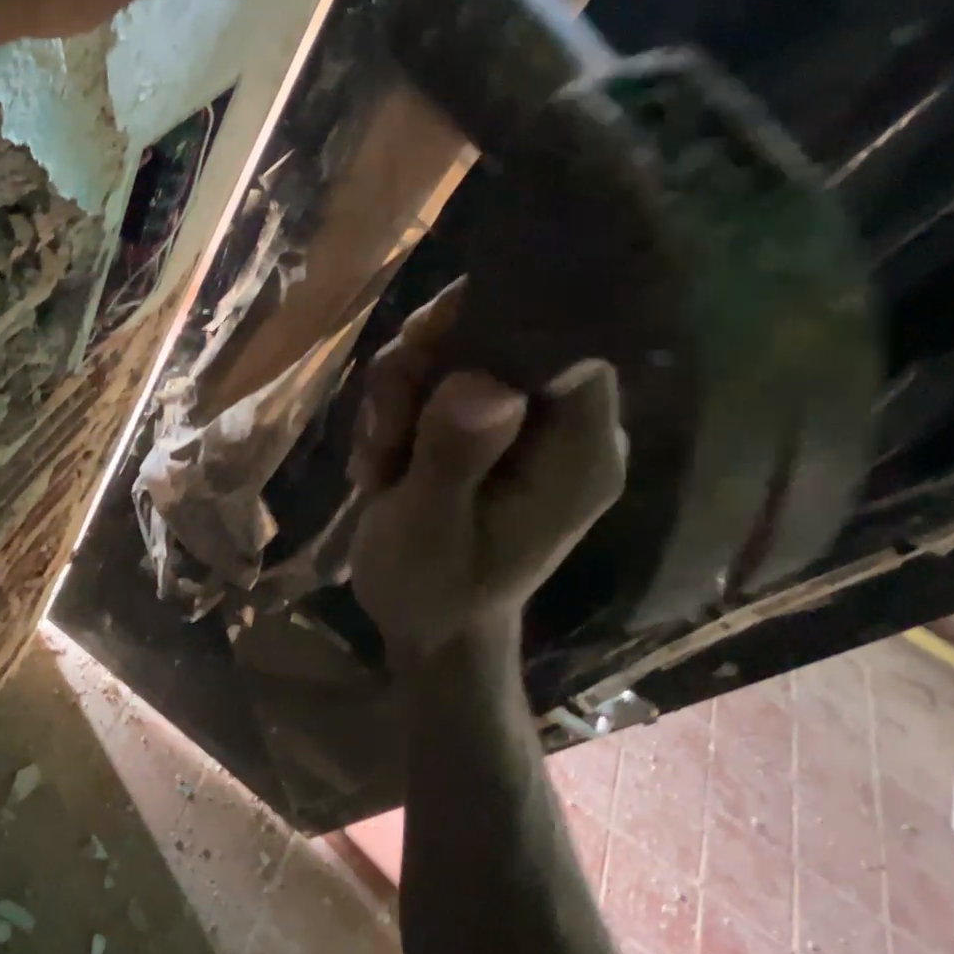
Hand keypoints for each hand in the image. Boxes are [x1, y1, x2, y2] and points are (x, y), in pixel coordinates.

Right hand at [347, 279, 627, 662]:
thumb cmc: (433, 591)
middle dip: (424, 366)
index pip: (564, 347)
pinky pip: (433, 382)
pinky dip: (394, 409)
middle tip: (382, 423)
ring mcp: (519, 426)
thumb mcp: (430, 529)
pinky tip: (379, 459)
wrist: (428, 629)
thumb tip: (480, 380)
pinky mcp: (482, 428)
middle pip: (498, 338)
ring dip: (398, 393)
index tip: (423, 345)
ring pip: (454, 354)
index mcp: (577, 454)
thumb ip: (455, 455)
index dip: (495, 324)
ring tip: (377, 457)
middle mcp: (560, 427)